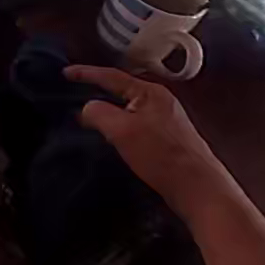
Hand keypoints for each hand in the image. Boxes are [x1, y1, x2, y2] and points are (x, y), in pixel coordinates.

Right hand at [64, 64, 238, 220]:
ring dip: (107, 110)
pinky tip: (109, 135)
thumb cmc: (161, 156)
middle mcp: (160, 102)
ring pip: (126, 108)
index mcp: (151, 93)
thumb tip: (87, 109)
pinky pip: (134, 123)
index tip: (64, 73)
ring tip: (86, 114)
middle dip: (96, 90)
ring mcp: (166, 120)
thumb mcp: (120, 129)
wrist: (200, 191)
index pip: (111, 75)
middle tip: (72, 92)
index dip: (85, 73)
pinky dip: (118, 124)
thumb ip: (96, 111)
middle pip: (120, 90)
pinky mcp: (167, 139)